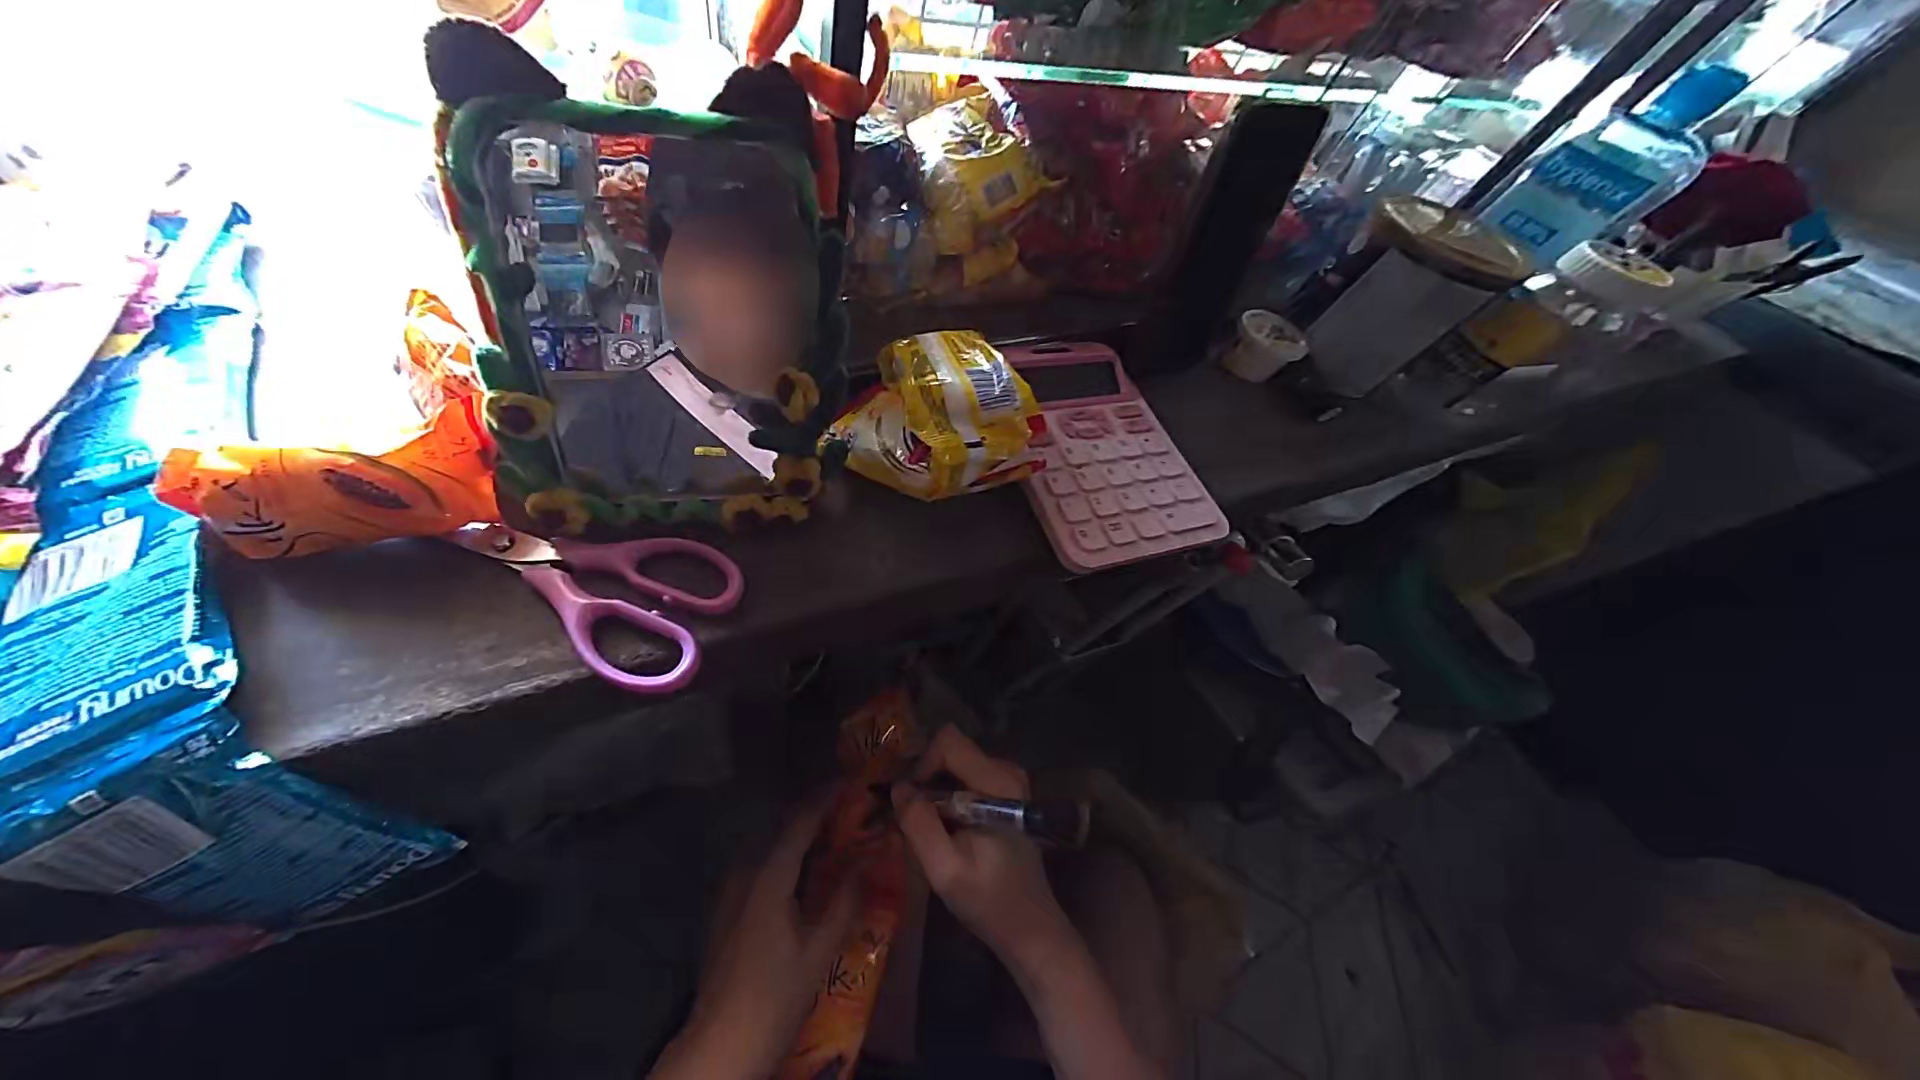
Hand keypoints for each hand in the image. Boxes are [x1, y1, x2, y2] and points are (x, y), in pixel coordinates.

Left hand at [651, 793, 859, 1079]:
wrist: (718, 1045)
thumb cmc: (774, 995)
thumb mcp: (819, 950)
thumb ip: (845, 900)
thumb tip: (868, 861)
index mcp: (769, 876)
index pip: (800, 820)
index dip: (826, 796)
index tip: (852, 780)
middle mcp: (745, 872)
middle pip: (783, 826)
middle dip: (817, 812)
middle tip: (850, 810)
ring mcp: (731, 889)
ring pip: (771, 845)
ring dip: (802, 834)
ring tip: (835, 837)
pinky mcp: (727, 907)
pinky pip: (762, 864)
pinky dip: (788, 856)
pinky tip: (807, 873)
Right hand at [891, 726, 1074, 969]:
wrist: (1030, 927)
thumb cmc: (990, 902)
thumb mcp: (946, 870)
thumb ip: (920, 824)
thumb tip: (899, 788)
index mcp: (999, 784)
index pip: (948, 743)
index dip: (922, 765)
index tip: (912, 803)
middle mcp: (1007, 772)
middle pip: (951, 751)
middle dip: (926, 780)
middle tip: (913, 819)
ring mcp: (1009, 782)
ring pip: (955, 765)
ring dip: (935, 790)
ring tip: (929, 829)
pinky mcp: (1006, 794)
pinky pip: (966, 778)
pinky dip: (948, 796)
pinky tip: (946, 830)